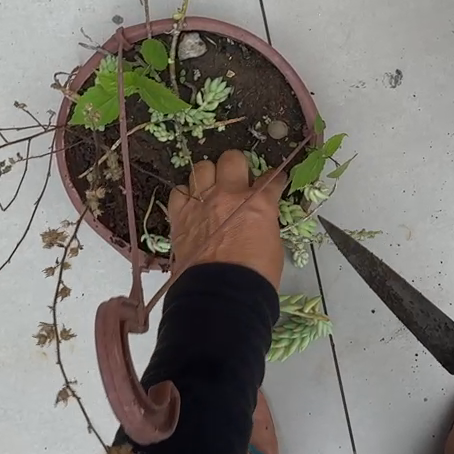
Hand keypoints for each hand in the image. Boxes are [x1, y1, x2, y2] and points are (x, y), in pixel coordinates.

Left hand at [166, 149, 282, 288]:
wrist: (221, 294)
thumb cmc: (255, 276)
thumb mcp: (272, 246)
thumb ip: (264, 224)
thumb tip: (259, 222)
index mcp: (259, 203)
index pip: (272, 179)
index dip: (274, 179)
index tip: (274, 182)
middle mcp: (230, 195)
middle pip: (232, 159)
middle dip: (237, 167)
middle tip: (238, 180)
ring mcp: (202, 202)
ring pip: (203, 167)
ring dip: (209, 177)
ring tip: (211, 190)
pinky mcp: (180, 215)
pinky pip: (179, 191)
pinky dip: (186, 196)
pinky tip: (191, 205)